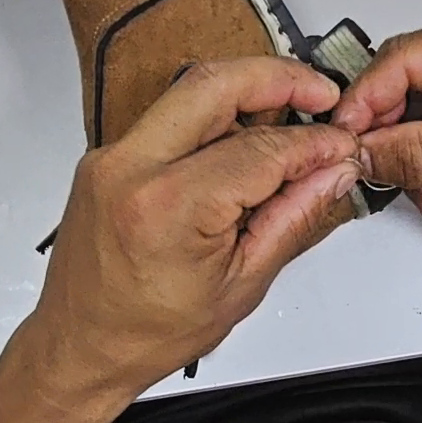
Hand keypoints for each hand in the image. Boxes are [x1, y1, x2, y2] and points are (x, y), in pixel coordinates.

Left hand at [23, 58, 360, 401]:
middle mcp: (130, 169)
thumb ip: (292, 218)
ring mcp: (111, 158)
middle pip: (214, 84)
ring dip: (245, 89)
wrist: (82, 345)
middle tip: (321, 92)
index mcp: (167, 208)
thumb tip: (330, 173)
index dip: (311, 144)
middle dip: (278, 77)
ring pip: (189, 91)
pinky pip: (170, 116)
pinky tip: (245, 135)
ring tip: (291, 111)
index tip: (339, 147)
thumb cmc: (148, 332)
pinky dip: (215, 114)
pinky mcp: (108, 158)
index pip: (259, 150)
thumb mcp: (241, 285)